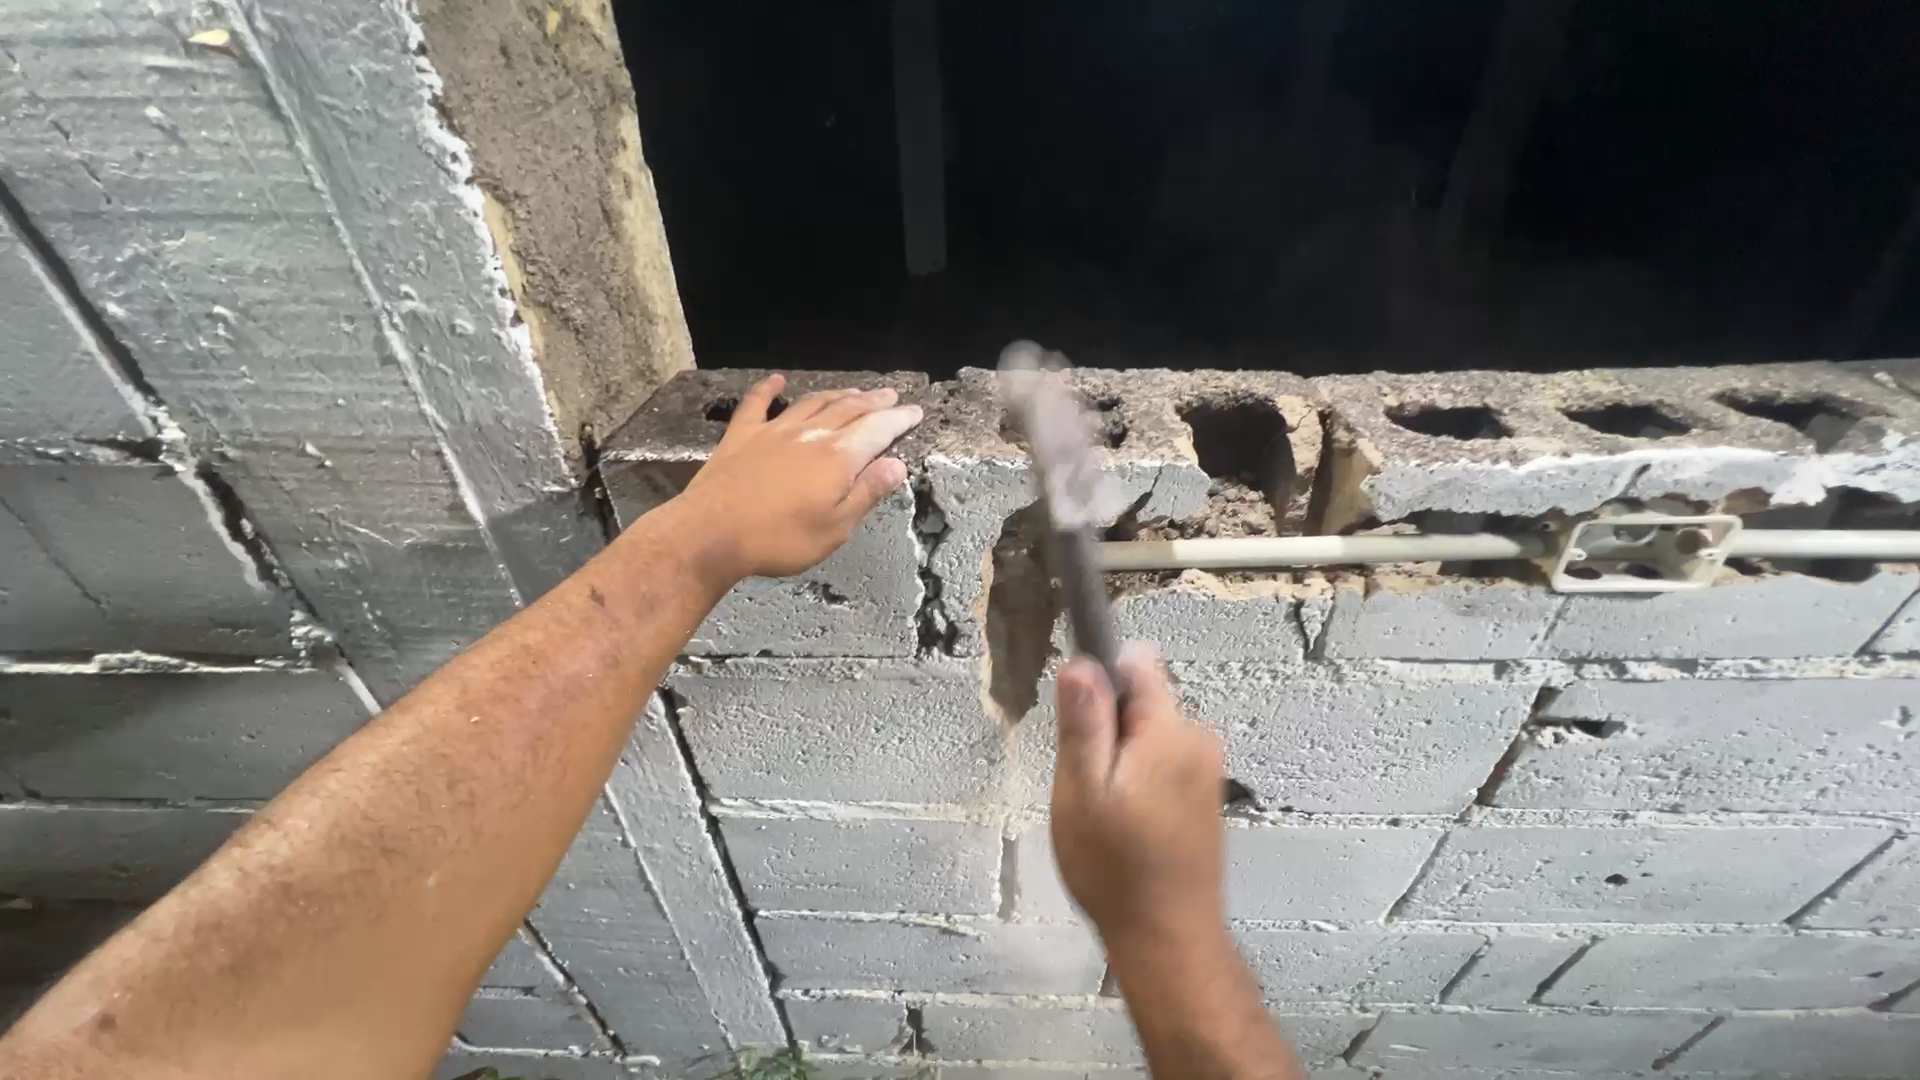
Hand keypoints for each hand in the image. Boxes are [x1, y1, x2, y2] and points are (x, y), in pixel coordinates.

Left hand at [671, 374, 922, 585]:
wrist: (711, 534)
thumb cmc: (780, 539)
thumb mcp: (836, 528)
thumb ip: (867, 493)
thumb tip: (896, 465)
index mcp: (838, 457)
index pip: (878, 430)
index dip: (899, 419)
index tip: (915, 412)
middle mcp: (811, 434)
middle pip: (849, 409)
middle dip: (874, 401)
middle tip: (891, 395)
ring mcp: (774, 430)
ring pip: (813, 402)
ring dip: (837, 394)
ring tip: (854, 390)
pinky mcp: (742, 436)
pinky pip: (759, 403)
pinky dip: (770, 389)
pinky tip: (778, 380)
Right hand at [1051, 644, 1227, 950]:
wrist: (1168, 939)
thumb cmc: (1116, 867)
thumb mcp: (1082, 790)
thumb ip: (1084, 722)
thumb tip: (1081, 661)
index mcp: (1170, 730)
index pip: (1136, 661)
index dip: (1100, 677)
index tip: (1078, 717)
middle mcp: (1198, 738)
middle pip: (1141, 697)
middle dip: (1107, 724)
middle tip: (1087, 778)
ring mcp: (1206, 766)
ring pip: (1148, 728)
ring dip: (1120, 753)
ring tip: (1105, 805)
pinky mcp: (1204, 790)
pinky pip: (1162, 756)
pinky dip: (1138, 774)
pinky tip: (1127, 818)